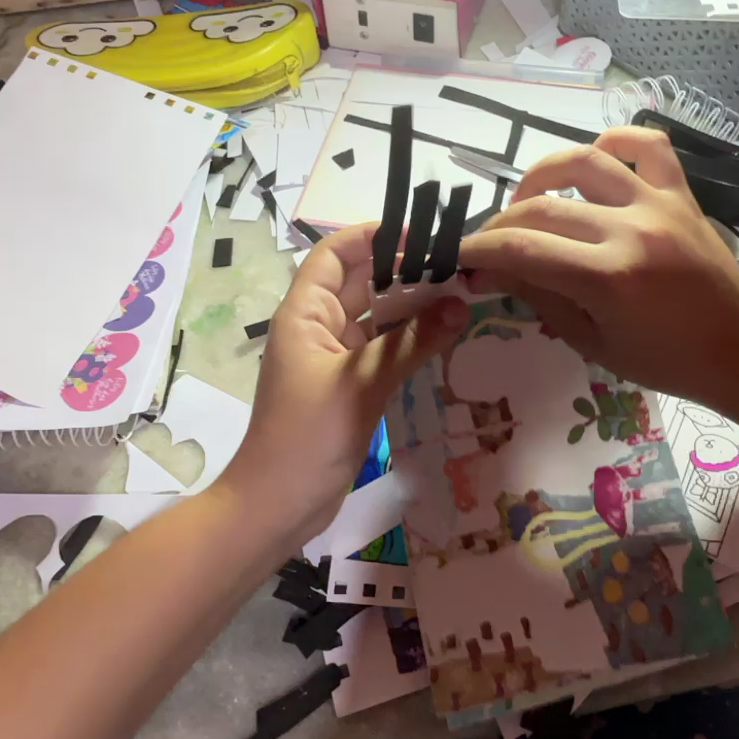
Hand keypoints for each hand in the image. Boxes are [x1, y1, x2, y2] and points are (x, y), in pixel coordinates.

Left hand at [218, 223, 467, 548]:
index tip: (420, 234)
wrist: (278, 504)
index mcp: (305, 313)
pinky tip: (442, 333)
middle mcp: (317, 327)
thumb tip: (460, 305)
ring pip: (374, 316)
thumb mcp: (361, 382)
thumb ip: (411, 342)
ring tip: (458, 292)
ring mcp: (333, 357)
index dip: (372, 236)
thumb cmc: (308, 435)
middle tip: (453, 263)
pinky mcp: (348, 385)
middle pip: (359, 281)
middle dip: (401, 268)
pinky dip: (408, 338)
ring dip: (410, 305)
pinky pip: (380, 348)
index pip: (335, 254)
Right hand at [457, 126, 738, 425]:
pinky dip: (613, 141)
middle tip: (488, 245)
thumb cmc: (666, 362)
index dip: (478, 248)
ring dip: (540, 175)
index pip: (521, 248)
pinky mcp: (682, 193)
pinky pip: (646, 145)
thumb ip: (539, 297)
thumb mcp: (591, 342)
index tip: (457, 255)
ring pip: (583, 161)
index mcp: (609, 277)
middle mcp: (631, 228)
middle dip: (500, 224)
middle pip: (542, 206)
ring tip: (527, 200)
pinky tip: (593, 162)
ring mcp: (660, 203)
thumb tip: (491, 270)